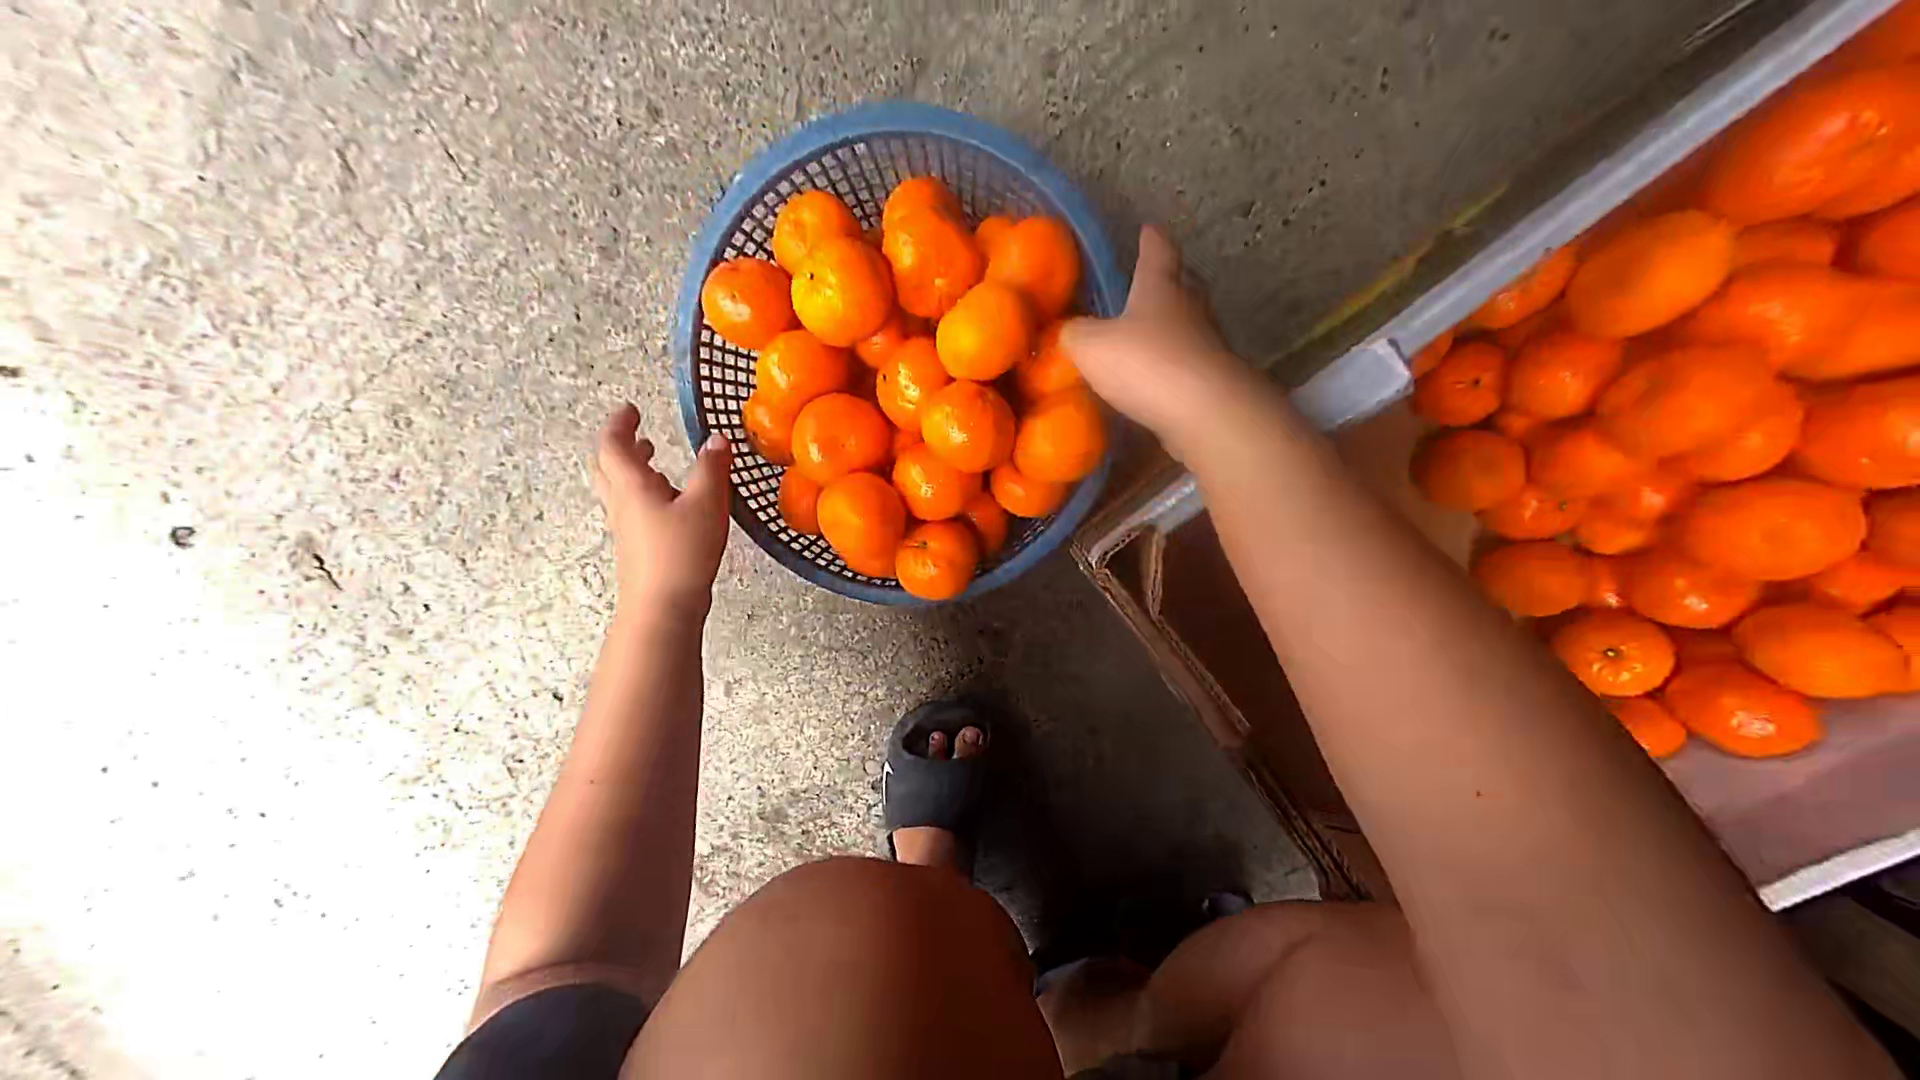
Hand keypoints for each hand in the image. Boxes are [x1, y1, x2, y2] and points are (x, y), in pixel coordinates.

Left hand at [590, 404, 731, 615]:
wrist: (663, 607)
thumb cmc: (682, 551)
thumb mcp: (706, 504)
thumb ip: (712, 469)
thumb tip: (717, 439)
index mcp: (632, 486)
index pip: (612, 444)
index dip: (619, 423)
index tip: (630, 409)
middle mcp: (622, 504)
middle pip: (607, 467)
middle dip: (621, 447)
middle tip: (639, 436)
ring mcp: (626, 528)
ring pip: (618, 490)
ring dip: (632, 471)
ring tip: (655, 464)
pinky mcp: (637, 548)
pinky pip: (632, 510)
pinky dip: (644, 495)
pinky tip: (670, 505)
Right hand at [1061, 225, 1263, 460]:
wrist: (1203, 411)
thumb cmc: (1145, 363)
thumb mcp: (1090, 346)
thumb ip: (1074, 334)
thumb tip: (1067, 330)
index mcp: (1160, 287)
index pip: (1157, 252)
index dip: (1150, 240)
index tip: (1148, 229)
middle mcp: (1188, 308)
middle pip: (1182, 285)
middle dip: (1168, 281)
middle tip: (1154, 280)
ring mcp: (1205, 345)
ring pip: (1187, 325)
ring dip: (1170, 327)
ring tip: (1147, 334)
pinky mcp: (1211, 381)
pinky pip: (1187, 363)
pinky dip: (1172, 365)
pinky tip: (1155, 378)